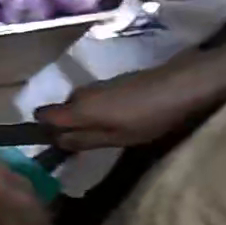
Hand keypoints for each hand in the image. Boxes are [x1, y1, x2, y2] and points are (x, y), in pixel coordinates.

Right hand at [35, 55, 225, 151]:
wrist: (183, 85)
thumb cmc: (148, 117)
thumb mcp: (116, 138)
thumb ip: (83, 140)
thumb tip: (57, 141)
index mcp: (75, 109)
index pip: (42, 115)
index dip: (43, 128)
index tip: (57, 140)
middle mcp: (79, 93)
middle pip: (61, 111)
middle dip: (68, 125)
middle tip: (88, 142)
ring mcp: (95, 85)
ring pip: (78, 105)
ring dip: (87, 118)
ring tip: (109, 132)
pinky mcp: (112, 82)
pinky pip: (93, 99)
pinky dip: (100, 110)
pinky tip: (123, 118)